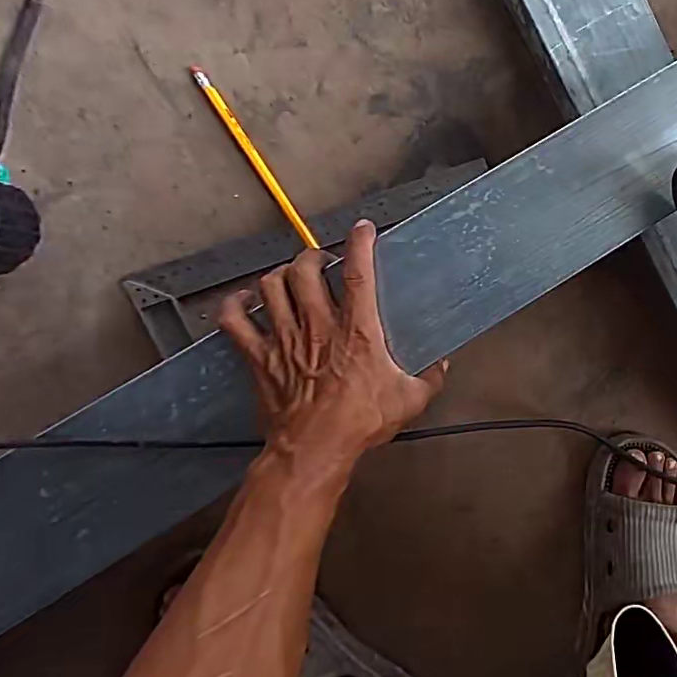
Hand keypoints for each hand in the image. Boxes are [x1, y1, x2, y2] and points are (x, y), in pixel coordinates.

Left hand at [218, 220, 447, 474]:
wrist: (316, 447)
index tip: (363, 229)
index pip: (358, 275)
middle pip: (305, 271)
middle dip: (312, 257)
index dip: (360, 245)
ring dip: (280, 275)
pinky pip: (235, 321)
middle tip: (321, 260)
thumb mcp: (410, 400)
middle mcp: (318, 327)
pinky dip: (235, 305)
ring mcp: (285, 339)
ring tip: (289, 276)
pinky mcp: (261, 357)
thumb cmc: (359, 422)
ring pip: (272, 287)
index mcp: (357, 331)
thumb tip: (441, 367)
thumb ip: (429, 379)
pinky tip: (244, 299)